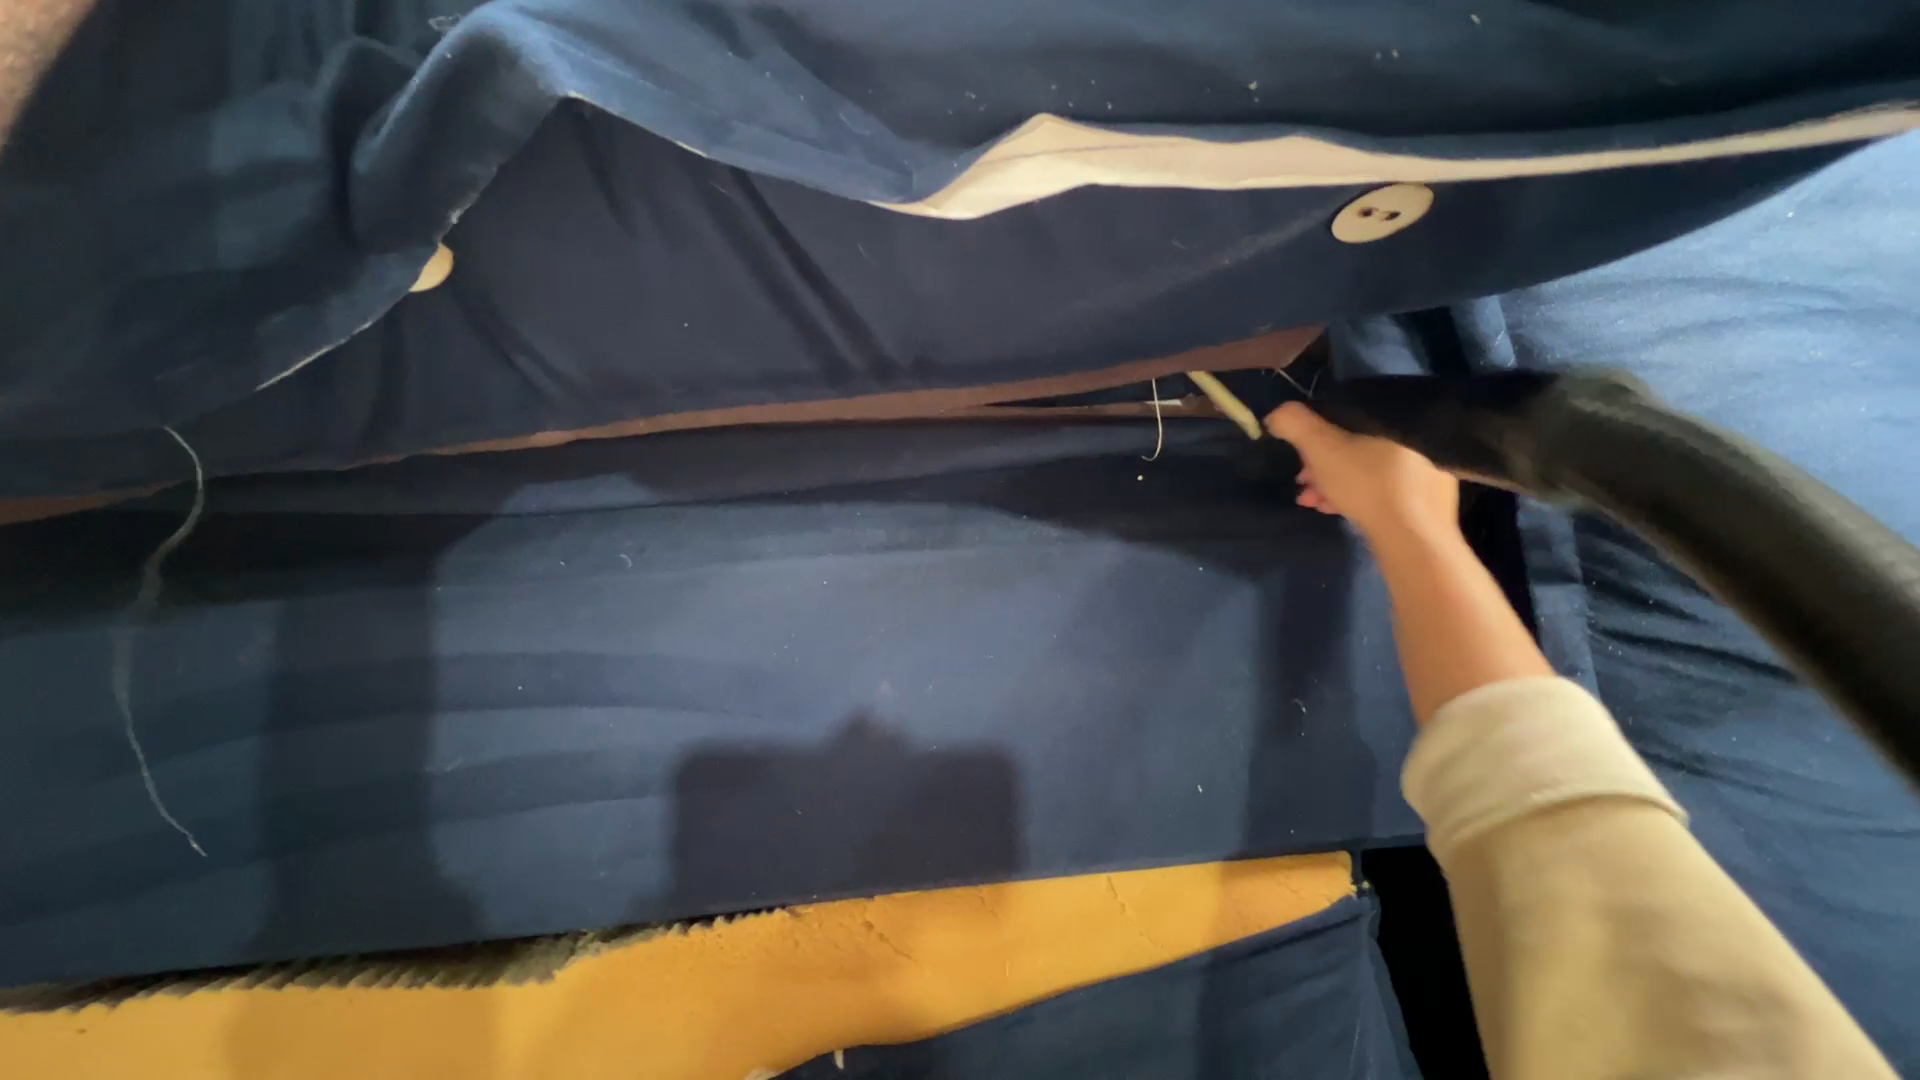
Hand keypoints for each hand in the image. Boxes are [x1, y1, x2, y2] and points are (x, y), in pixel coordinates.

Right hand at [1264, 402, 1460, 547]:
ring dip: (1335, 482)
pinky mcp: (1432, 497)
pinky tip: (1337, 509)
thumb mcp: (1321, 448)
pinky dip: (1359, 494)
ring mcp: (1430, 467)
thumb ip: (1295, 424)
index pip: (1347, 415)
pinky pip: (1386, 487)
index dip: (1316, 433)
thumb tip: (1277, 413)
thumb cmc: (1367, 484)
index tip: (1300, 455)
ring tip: (1313, 502)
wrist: (1413, 537)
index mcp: (1398, 416)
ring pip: (1370, 467)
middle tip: (1303, 485)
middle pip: (1357, 443)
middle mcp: (1419, 435)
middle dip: (1323, 464)